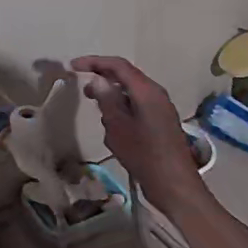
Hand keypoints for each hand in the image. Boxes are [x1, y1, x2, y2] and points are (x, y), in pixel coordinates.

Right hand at [71, 56, 208, 214]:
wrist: (174, 185)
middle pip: (126, 77)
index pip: (118, 65)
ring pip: (130, 93)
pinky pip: (136, 107)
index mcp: (147, 91)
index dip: (94, 62)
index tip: (72, 66)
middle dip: (102, 80)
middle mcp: (156, 95)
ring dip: (111, 97)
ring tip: (97, 111)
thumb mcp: (117, 125)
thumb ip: (106, 98)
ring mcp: (160, 109)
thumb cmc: (143, 154)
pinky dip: (121, 109)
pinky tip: (113, 127)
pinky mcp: (160, 123)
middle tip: (83, 90)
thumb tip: (98, 79)